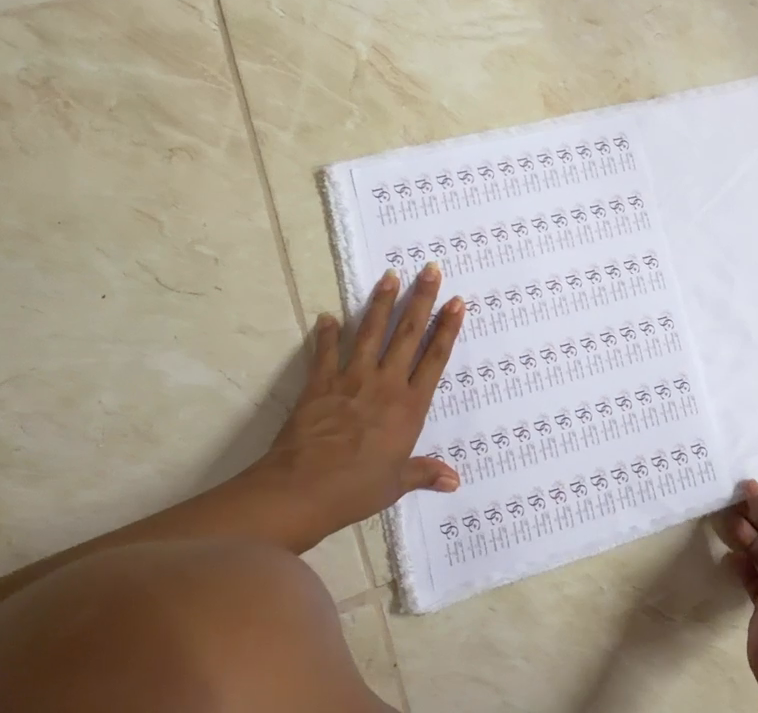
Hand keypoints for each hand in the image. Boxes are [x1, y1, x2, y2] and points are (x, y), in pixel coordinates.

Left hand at [246, 264, 464, 546]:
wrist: (301, 489)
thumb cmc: (355, 488)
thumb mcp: (395, 484)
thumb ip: (424, 474)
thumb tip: (454, 481)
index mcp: (409, 407)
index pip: (434, 359)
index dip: (447, 329)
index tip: (456, 301)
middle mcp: (385, 385)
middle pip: (408, 334)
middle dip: (421, 300)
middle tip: (430, 269)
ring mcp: (352, 380)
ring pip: (371, 333)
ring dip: (381, 303)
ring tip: (390, 276)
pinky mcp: (320, 385)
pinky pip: (325, 353)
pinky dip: (326, 334)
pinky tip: (327, 316)